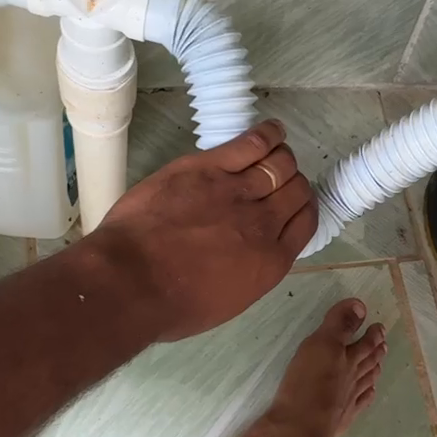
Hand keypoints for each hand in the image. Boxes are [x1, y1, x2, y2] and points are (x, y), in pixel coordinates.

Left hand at [89, 119, 316, 341]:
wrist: (130, 283)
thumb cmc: (171, 305)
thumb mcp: (228, 301)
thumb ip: (250, 272)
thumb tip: (252, 253)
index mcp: (271, 261)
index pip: (305, 222)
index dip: (302, 208)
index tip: (292, 204)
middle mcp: (264, 223)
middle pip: (295, 190)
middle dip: (291, 182)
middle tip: (277, 179)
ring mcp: (238, 191)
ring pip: (280, 164)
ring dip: (282, 157)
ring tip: (277, 151)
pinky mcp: (209, 168)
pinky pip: (252, 143)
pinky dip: (268, 134)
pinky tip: (273, 131)